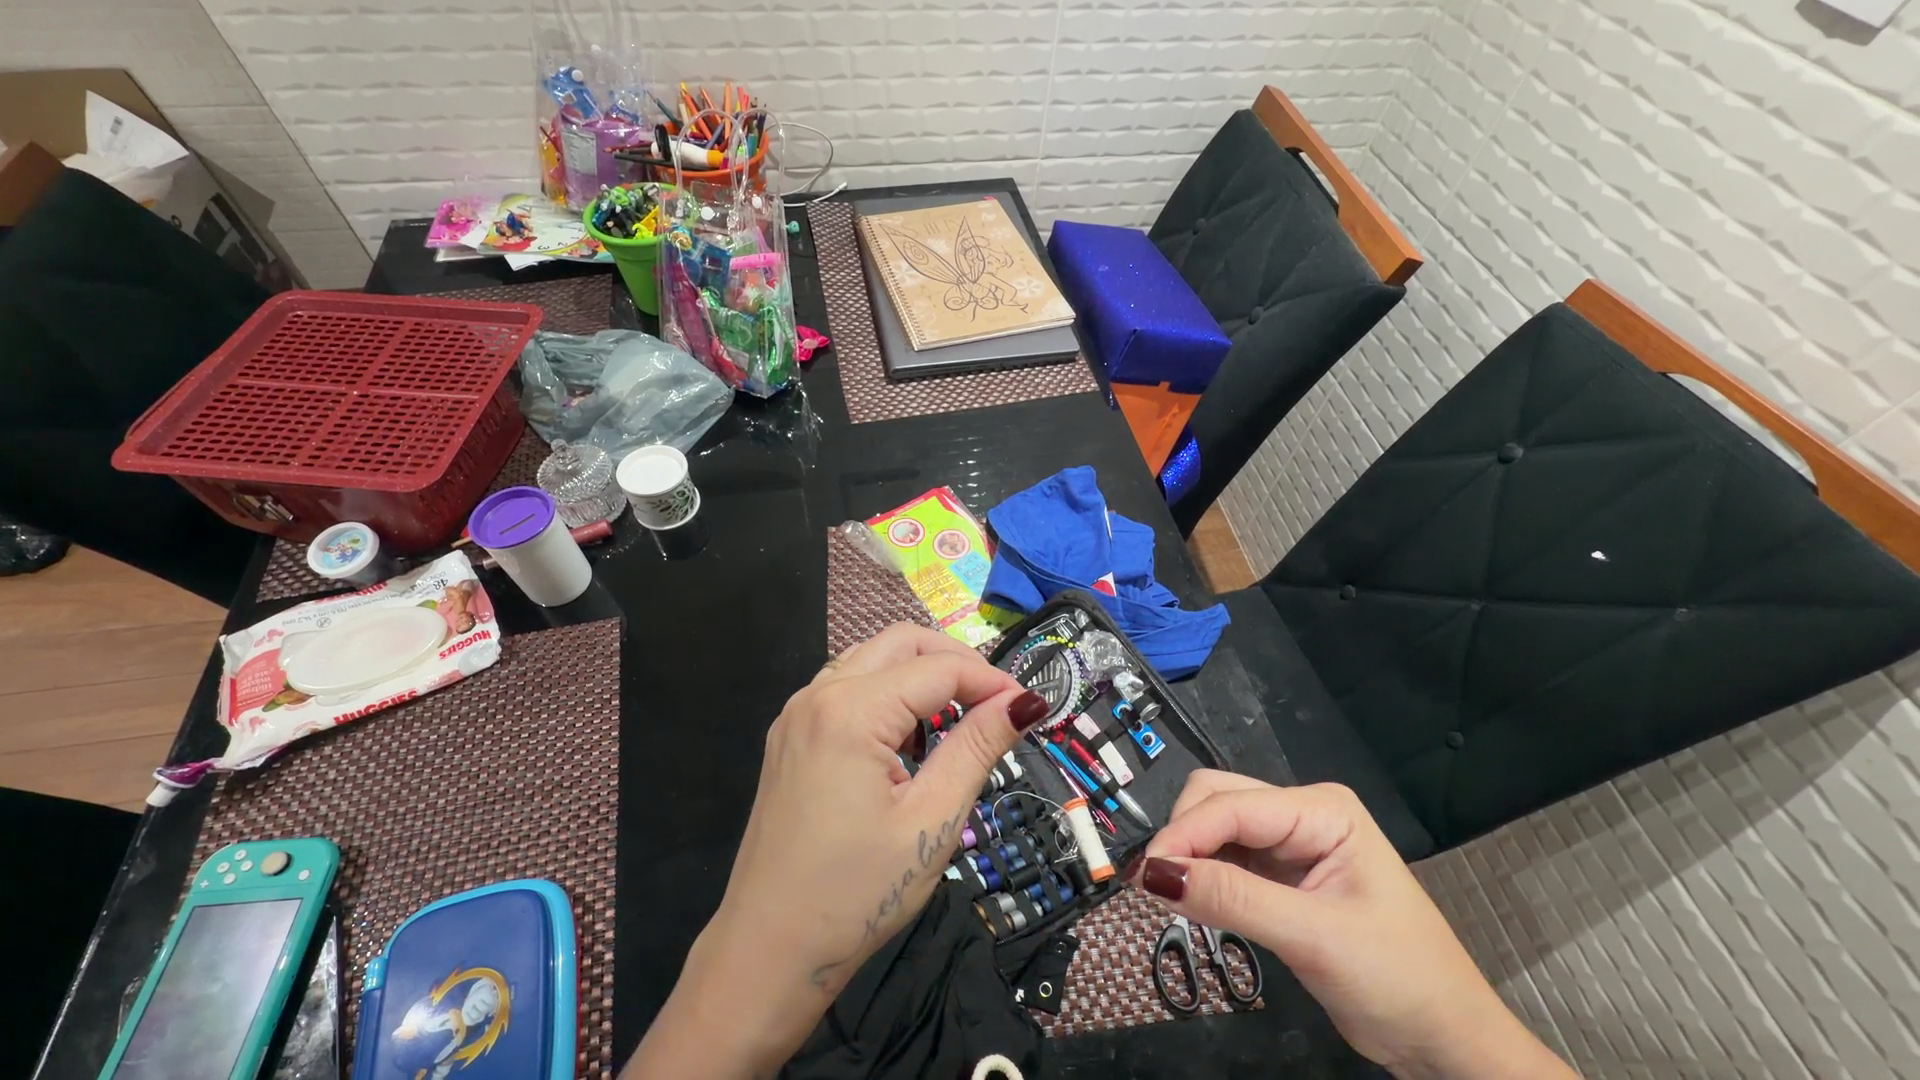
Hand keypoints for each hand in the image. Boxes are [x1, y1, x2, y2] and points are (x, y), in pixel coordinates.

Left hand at [623, 625, 1049, 1079]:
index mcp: (850, 711)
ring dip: (920, 674)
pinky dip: (887, 693)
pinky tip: (909, 740)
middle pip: (901, 642)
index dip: (991, 682)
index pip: (938, 668)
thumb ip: (977, 748)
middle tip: (997, 706)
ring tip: (959, 721)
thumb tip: (1027, 703)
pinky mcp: (790, 737)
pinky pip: (847, 687)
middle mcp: (817, 695)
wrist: (768, 951)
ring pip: (871, 659)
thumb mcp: (931, 821)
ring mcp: (796, 714)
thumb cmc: (856, 895)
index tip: (1030, 710)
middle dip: (956, 662)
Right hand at [1135, 771, 1576, 1079]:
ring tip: (1173, 898)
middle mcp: (1302, 814)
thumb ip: (1234, 899)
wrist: (1446, 1038)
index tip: (1144, 877)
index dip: (1183, 834)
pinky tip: (1196, 900)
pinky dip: (1203, 875)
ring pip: (1216, 827)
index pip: (1230, 805)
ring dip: (1190, 855)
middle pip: (1216, 800)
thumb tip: (1154, 874)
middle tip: (1157, 888)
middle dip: (1183, 836)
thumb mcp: (1314, 938)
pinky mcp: (1281, 876)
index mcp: (1322, 810)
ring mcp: (1292, 843)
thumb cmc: (1399, 980)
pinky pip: (1226, 859)